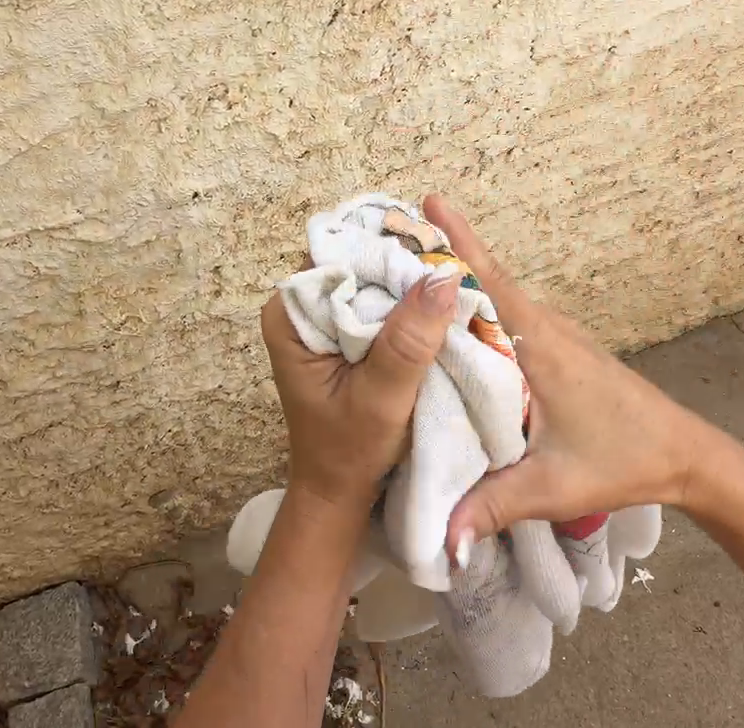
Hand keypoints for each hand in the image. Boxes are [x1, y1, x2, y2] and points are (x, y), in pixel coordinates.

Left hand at [261, 271, 461, 510]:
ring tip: (452, 285)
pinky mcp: (339, 329)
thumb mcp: (382, 398)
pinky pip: (375, 300)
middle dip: (402, 266)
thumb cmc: (349, 451)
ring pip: (369, 279)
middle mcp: (298, 306)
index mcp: (289, 315)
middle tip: (453, 270)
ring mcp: (318, 316)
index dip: (388, 252)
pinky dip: (405, 305)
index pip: (340, 256)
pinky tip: (437, 307)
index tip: (437, 256)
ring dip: (408, 285)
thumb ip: (408, 340)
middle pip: (356, 262)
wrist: (337, 490)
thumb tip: (444, 276)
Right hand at [425, 196, 724, 546]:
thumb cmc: (623, 460)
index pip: (488, 279)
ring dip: (457, 272)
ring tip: (408, 262)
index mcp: (538, 343)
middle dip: (441, 247)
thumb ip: (493, 507)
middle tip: (392, 228)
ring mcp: (553, 331)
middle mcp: (544, 325)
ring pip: (495, 292)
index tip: (424, 203)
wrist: (686, 454)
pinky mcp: (557, 345)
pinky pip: (506, 310)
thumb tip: (440, 542)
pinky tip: (451, 314)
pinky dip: (476, 298)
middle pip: (485, 275)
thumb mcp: (554, 487)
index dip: (455, 241)